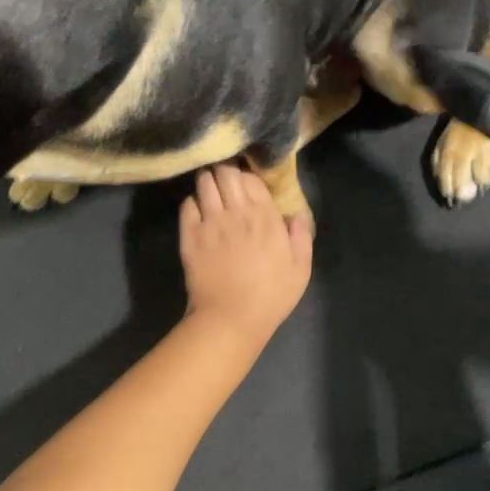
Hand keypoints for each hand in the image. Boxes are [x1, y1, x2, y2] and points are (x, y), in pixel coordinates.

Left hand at [179, 164, 313, 335]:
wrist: (230, 318)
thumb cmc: (270, 297)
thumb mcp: (300, 269)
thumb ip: (301, 236)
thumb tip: (297, 213)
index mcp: (265, 217)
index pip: (252, 179)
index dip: (249, 177)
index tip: (248, 185)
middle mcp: (236, 212)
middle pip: (226, 173)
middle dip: (226, 172)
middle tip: (227, 182)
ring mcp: (210, 222)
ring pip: (204, 182)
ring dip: (208, 182)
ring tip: (211, 191)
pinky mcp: (189, 235)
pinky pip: (187, 205)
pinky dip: (192, 203)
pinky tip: (198, 213)